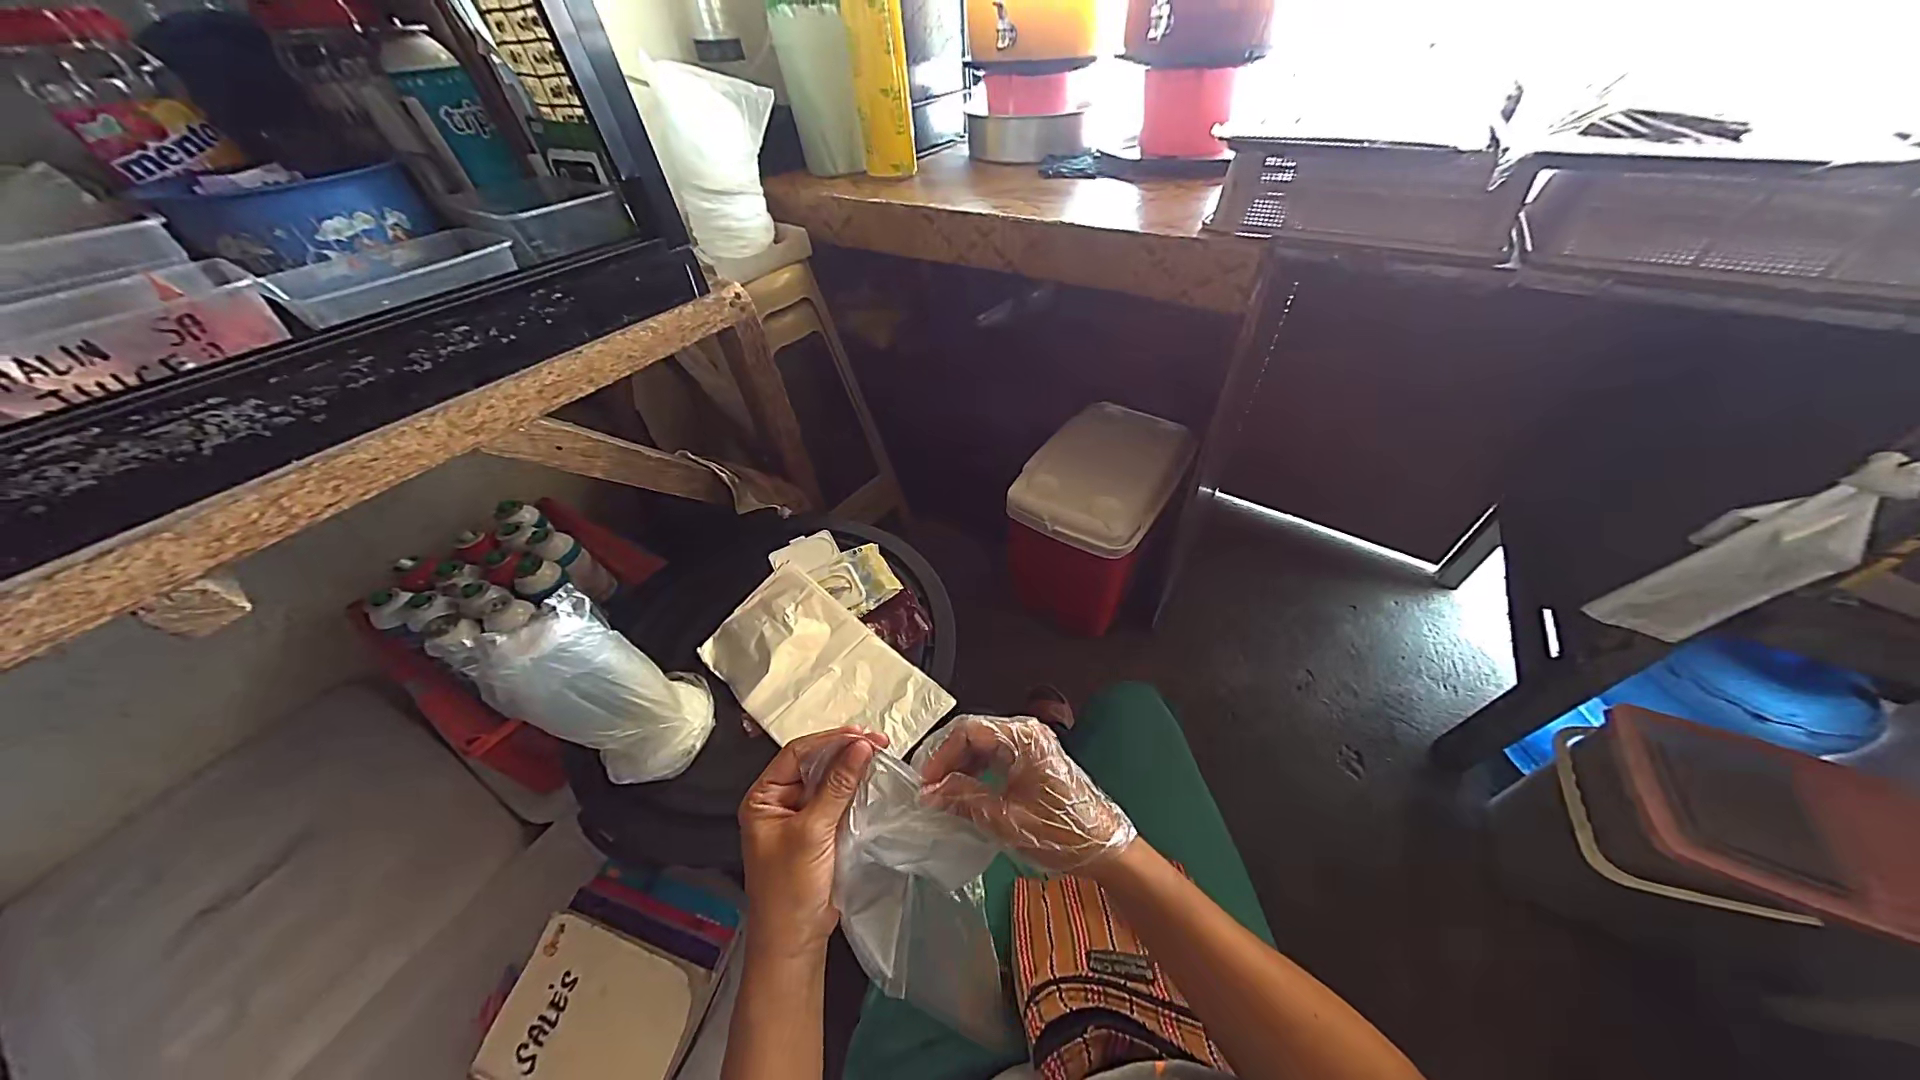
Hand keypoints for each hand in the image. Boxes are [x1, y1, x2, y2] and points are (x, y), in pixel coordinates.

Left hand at [738, 726, 888, 955]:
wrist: (794, 942)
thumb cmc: (790, 890)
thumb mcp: (812, 832)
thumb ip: (837, 786)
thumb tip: (861, 747)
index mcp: (763, 797)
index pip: (798, 754)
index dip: (830, 740)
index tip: (861, 734)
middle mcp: (779, 801)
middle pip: (814, 762)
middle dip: (844, 750)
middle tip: (877, 741)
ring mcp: (800, 815)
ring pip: (828, 779)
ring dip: (852, 766)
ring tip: (879, 753)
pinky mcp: (819, 829)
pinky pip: (837, 798)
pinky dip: (855, 786)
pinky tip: (872, 777)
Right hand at [918, 715, 1135, 872]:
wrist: (1105, 849)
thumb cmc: (1062, 833)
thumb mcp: (1006, 818)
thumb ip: (965, 798)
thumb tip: (931, 792)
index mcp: (1023, 738)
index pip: (968, 730)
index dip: (941, 754)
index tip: (925, 781)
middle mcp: (1027, 733)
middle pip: (974, 733)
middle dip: (947, 759)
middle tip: (928, 787)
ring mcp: (1031, 744)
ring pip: (983, 744)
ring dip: (960, 765)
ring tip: (942, 792)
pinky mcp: (1033, 759)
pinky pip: (996, 755)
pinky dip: (976, 770)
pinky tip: (964, 791)